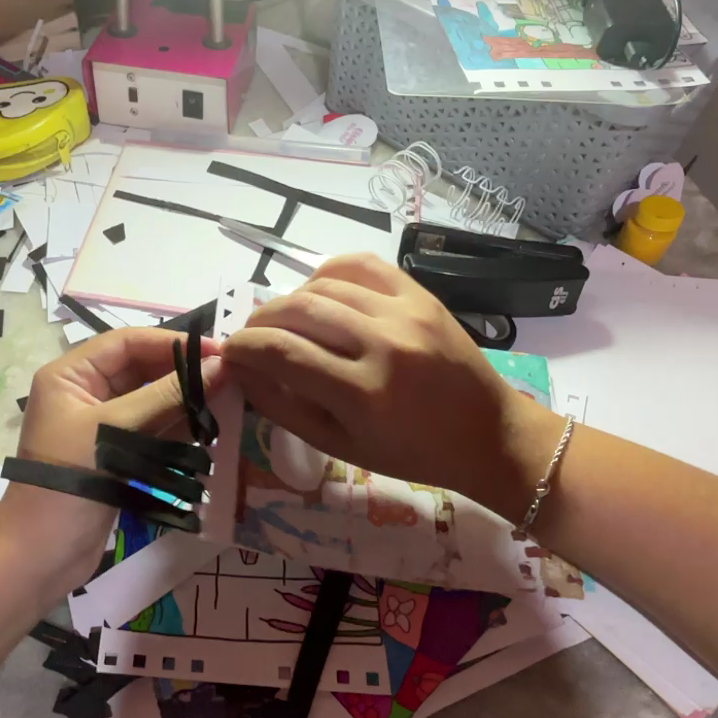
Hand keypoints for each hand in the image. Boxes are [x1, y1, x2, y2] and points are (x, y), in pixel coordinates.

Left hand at [0, 327, 222, 602]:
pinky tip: (210, 427)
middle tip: (230, 375)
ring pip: (152, 400)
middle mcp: (85, 393)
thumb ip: (165, 396)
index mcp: (70, 376)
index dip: (171, 342)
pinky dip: (180, 427)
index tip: (217, 349)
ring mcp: (102, 425)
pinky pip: (154, 429)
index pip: (126, 342)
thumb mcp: (112, 431)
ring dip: (186, 400)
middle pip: (142, 369)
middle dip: (183, 372)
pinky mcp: (118, 454)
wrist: (40, 557)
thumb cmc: (66, 484)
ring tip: (227, 398)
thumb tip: (219, 367)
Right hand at [222, 254, 543, 503]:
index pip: (280, 352)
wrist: (486, 434)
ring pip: (321, 286)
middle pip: (295, 311)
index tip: (230, 353)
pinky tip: (318, 294)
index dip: (242, 348)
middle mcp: (383, 344)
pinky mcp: (420, 293)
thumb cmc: (410, 452)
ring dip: (288, 301)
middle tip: (251, 338)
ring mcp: (405, 312)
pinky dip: (326, 274)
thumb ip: (282, 406)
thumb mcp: (339, 445)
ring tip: (282, 321)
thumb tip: (240, 369)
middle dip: (259, 321)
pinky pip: (358, 264)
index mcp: (362, 394)